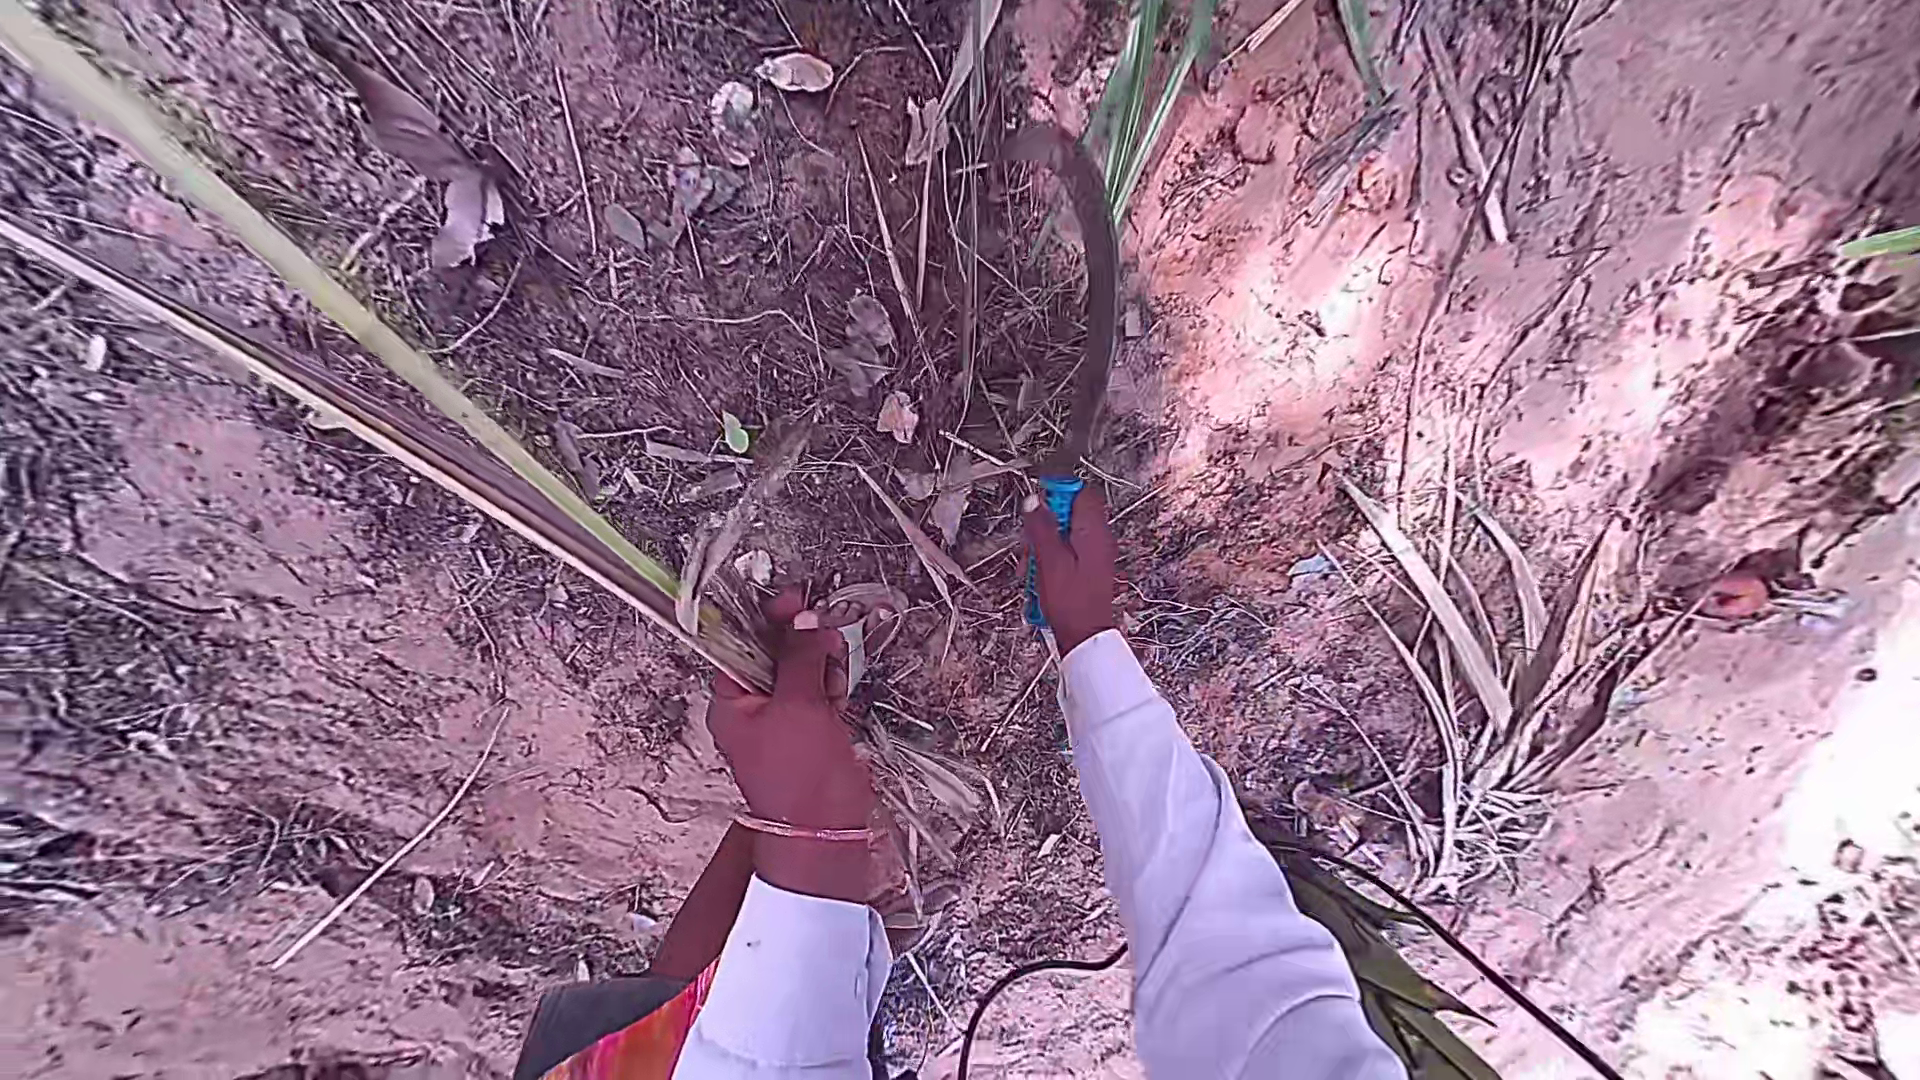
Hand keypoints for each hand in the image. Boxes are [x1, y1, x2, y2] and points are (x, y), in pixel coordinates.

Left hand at [706, 588, 874, 899]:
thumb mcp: (796, 706)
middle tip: (824, 635)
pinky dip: (833, 681)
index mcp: (732, 700)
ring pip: (803, 665)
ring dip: (823, 662)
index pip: (743, 643)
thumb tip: (806, 620)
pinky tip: (839, 694)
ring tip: (834, 675)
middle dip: (803, 641)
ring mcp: (786, 713)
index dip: (768, 620)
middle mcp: (755, 703)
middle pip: (776, 650)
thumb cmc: (798, 775)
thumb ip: (800, 657)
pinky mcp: (813, 721)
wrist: (828, 826)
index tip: (794, 601)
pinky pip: (821, 685)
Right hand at [1022, 484, 1117, 654]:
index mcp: (1093, 531)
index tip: (1039, 505)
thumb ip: (1041, 527)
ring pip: (1063, 534)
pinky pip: (1065, 551)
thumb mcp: (1049, 559)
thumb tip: (1034, 501)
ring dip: (1043, 545)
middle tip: (1032, 544)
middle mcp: (1098, 539)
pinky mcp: (1087, 567)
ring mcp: (1094, 554)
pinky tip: (1039, 575)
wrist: (1084, 636)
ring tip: (1032, 566)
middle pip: (1068, 514)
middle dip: (1044, 525)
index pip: (1081, 492)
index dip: (1057, 493)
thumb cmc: (1071, 602)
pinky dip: (1050, 559)